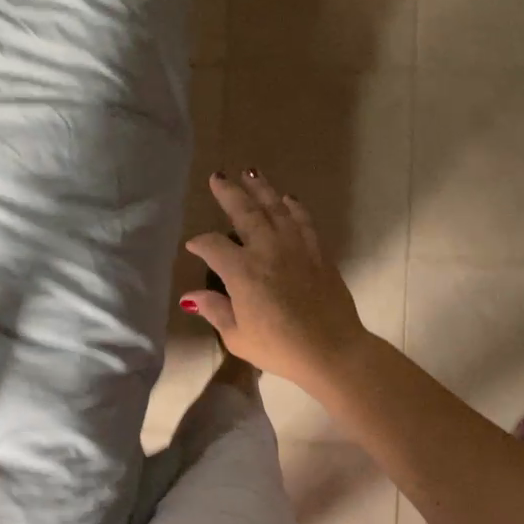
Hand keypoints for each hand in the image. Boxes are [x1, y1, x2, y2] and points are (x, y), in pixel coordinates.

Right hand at [179, 169, 372, 388]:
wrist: (331, 350)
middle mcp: (267, 250)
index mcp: (242, 271)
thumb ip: (215, 310)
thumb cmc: (279, 348)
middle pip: (245, 212)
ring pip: (276, 208)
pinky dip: (293, 206)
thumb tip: (191, 296)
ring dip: (261, 188)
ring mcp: (296, 247)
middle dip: (229, 193)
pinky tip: (287, 198)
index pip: (213, 245)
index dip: (200, 243)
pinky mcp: (317, 253)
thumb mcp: (237, 336)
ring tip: (250, 172)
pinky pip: (303, 221)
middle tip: (218, 177)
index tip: (193, 245)